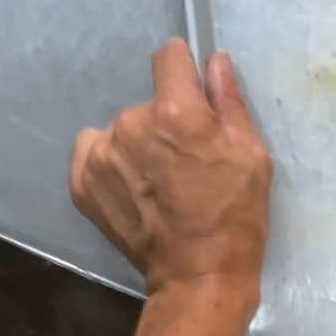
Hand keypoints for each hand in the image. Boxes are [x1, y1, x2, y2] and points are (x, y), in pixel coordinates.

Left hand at [70, 39, 273, 300]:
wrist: (200, 278)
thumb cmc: (237, 220)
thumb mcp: (252, 158)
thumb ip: (230, 104)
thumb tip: (215, 61)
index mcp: (176, 112)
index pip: (169, 57)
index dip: (185, 71)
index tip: (194, 94)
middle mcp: (131, 123)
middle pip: (149, 104)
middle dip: (167, 125)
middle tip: (188, 167)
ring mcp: (101, 154)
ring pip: (123, 132)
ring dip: (140, 149)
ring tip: (162, 188)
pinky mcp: (83, 183)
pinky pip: (95, 154)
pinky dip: (114, 168)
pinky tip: (137, 194)